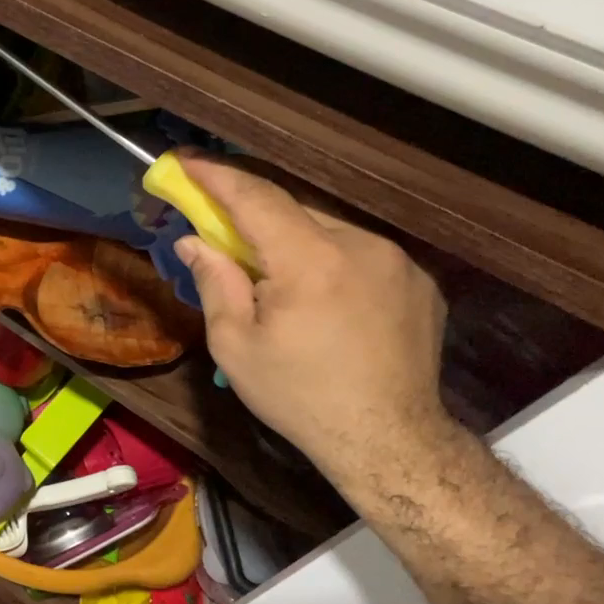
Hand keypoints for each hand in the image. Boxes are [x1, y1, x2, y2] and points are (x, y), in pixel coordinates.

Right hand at [173, 154, 453, 470]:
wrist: (391, 441)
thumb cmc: (299, 396)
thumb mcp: (235, 345)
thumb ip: (215, 282)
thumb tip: (194, 242)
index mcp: (310, 262)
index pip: (256, 198)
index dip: (216, 176)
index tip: (184, 161)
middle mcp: (361, 247)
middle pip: (292, 210)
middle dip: (249, 214)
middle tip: (216, 227)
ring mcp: (397, 262)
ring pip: (328, 231)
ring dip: (291, 239)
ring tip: (270, 276)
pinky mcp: (418, 282)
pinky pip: (360, 253)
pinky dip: (328, 260)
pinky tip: (318, 297)